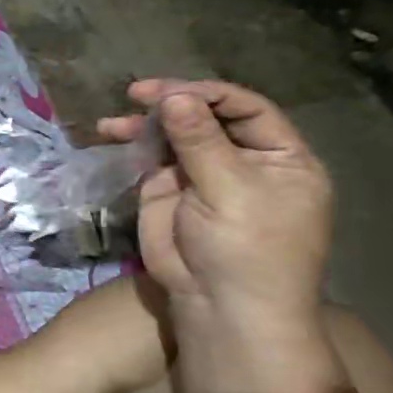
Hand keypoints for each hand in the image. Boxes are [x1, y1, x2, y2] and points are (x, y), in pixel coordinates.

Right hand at [97, 80, 331, 319]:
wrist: (219, 301)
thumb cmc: (247, 248)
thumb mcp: (231, 190)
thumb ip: (201, 142)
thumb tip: (174, 96)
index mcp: (280, 158)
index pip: (247, 110)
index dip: (208, 95)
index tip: (167, 91)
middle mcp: (242, 159)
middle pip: (207, 117)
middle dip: (173, 102)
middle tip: (137, 94)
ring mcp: (202, 174)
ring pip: (174, 134)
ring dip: (146, 122)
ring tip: (114, 122)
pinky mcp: (167, 188)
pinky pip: (150, 156)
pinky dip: (131, 143)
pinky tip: (111, 134)